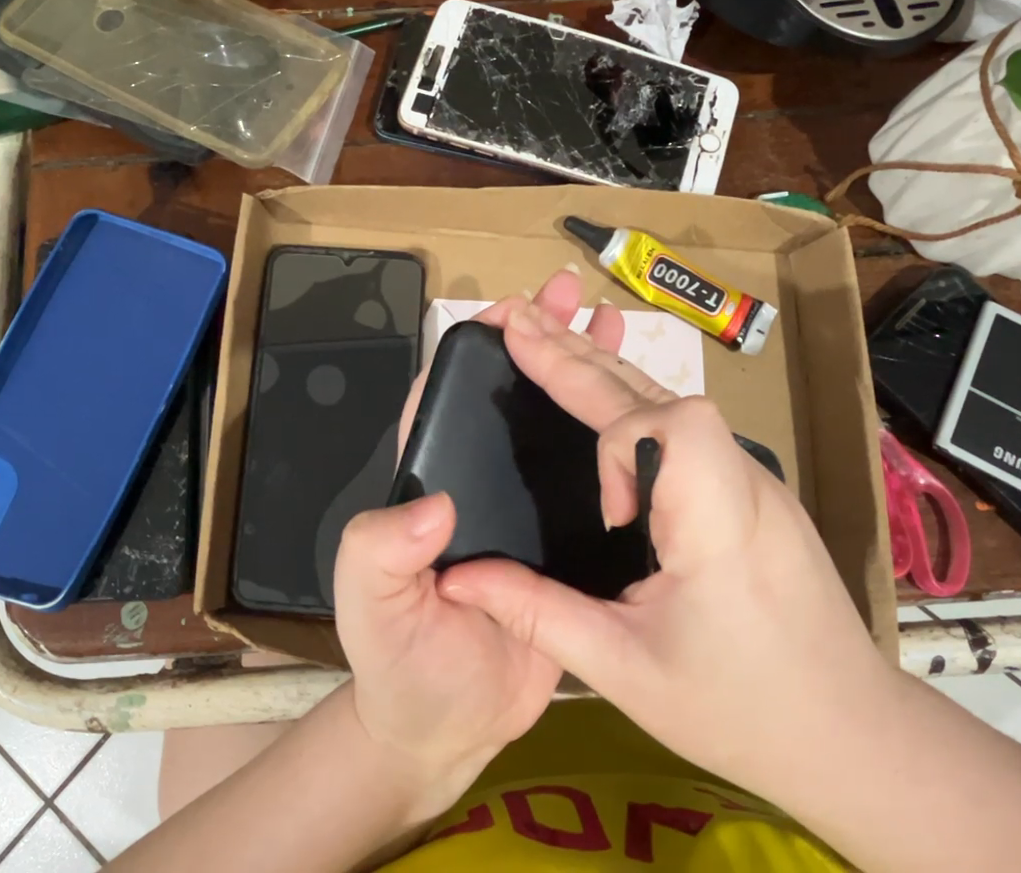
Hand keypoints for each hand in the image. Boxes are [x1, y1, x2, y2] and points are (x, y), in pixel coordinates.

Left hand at [331, 269, 622, 816]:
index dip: (468, 353)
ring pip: (547, 432)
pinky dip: (610, 443)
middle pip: (501, 401)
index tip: (509, 312)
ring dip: (575, 376)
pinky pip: (584, 484)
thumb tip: (436, 503)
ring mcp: (518, 513)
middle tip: (569, 293)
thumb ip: (380, 551)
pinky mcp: (559, 546)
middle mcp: (471, 487)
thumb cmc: (399, 663)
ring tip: (612, 325)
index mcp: (423, 486)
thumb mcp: (372, 606)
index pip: (438, 402)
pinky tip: (648, 418)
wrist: (450, 728)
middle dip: (533, 343)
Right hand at [437, 302, 900, 800]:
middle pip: (661, 391)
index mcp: (718, 521)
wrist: (853, 737)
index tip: (610, 515)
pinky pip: (686, 431)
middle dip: (580, 356)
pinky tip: (600, 407)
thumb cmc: (740, 708)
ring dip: (603, 373)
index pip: (675, 421)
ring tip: (544, 340)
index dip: (621, 444)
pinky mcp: (753, 497)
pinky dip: (629, 406)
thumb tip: (457, 578)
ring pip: (674, 402)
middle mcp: (745, 483)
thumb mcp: (624, 669)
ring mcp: (756, 485)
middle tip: (516, 318)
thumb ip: (537, 614)